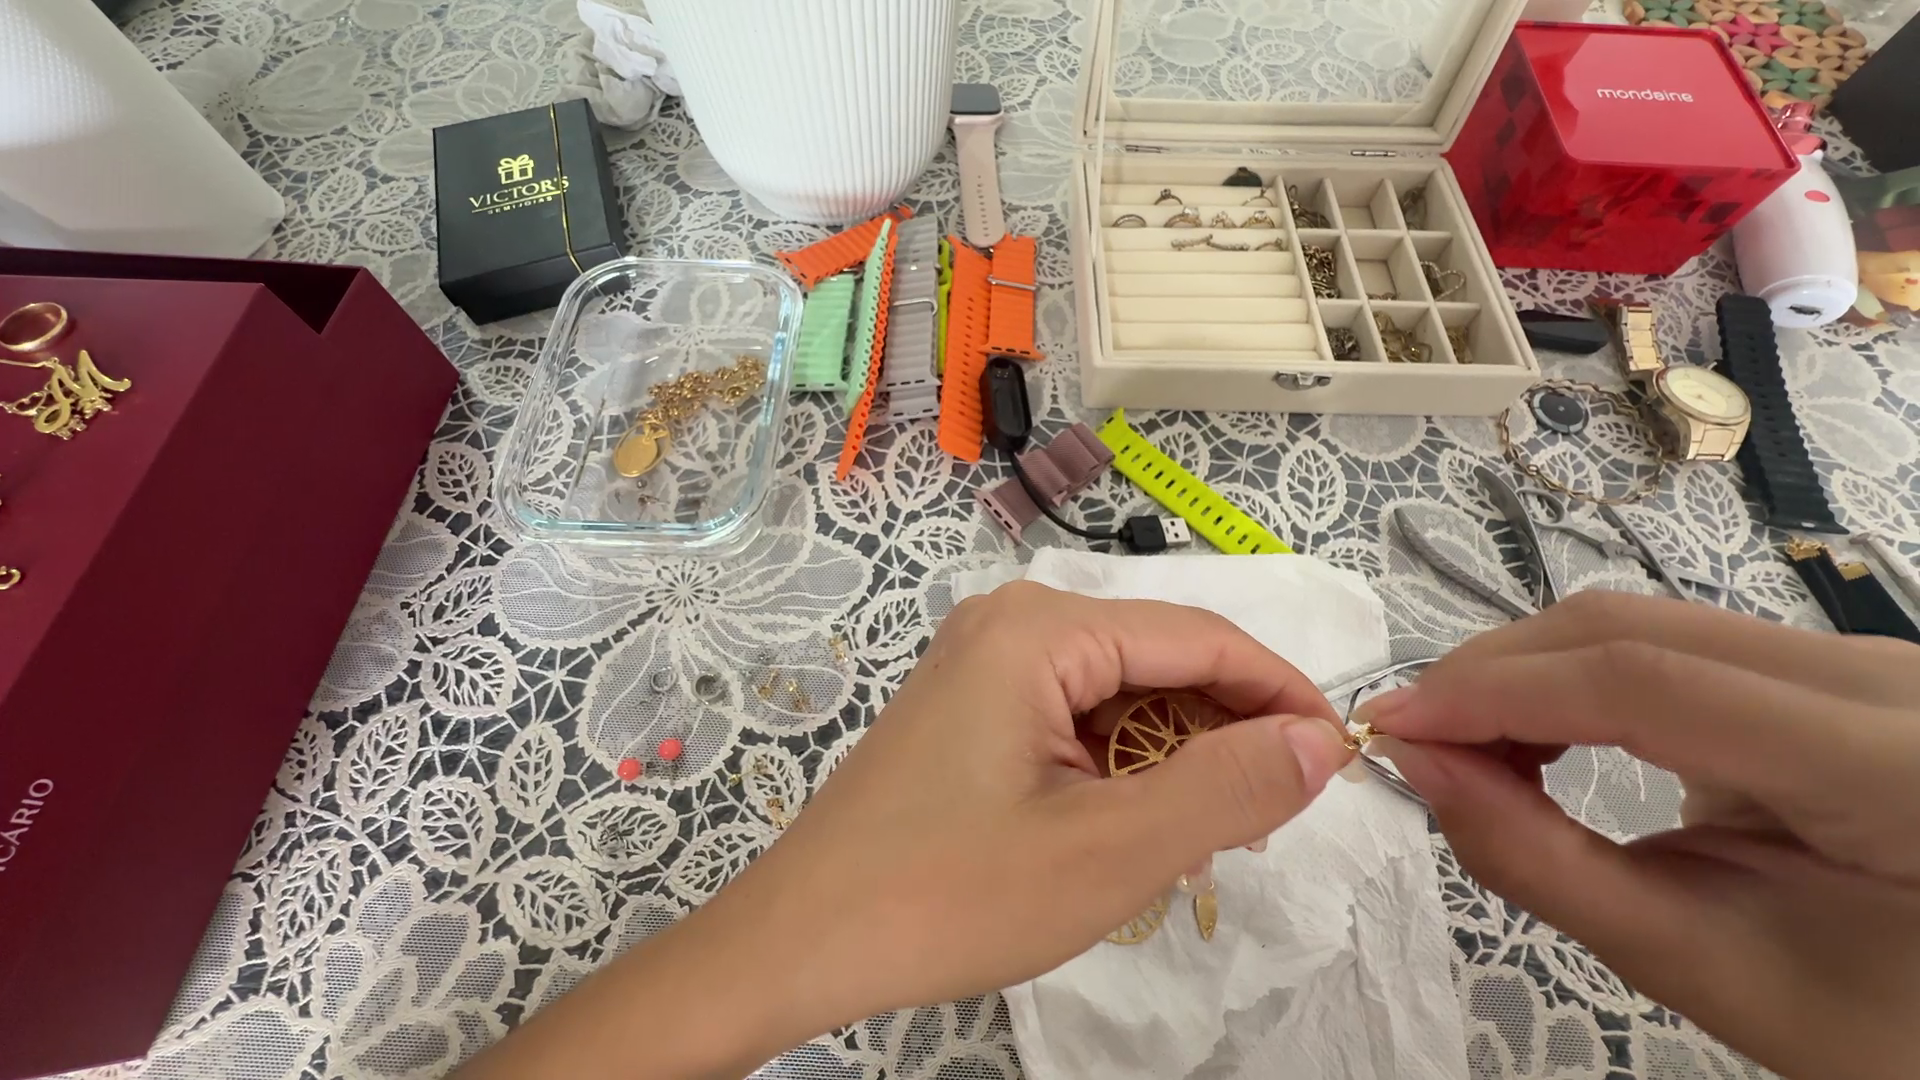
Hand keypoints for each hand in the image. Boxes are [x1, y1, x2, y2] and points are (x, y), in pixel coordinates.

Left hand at [457, 583, 1348, 1079]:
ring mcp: (985, 656)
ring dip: (1175, 747)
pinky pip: (1074, 708)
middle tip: (1271, 814)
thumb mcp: (1108, 851)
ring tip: (1209, 826)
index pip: (1200, 636)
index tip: (1340, 760)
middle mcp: (1013, 619)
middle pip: (1158, 655)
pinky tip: (1137, 812)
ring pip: (1119, 686)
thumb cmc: (950, 893)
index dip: (1281, 693)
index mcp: (1041, 628)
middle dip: (1224, 726)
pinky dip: (1121, 755)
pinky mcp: (972, 698)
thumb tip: (1318, 743)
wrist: (805, 936)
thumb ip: (1226, 788)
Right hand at [1358, 591, 1919, 1079]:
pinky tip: (1539, 736)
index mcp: (1895, 765)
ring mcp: (1851, 660)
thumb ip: (1538, 860)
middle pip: (1621, 629)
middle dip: (1487, 676)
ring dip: (1517, 676)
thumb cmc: (1877, 1020)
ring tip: (1471, 750)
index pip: (1640, 683)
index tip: (1384, 727)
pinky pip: (1652, 642)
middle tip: (1415, 743)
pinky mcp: (1813, 666)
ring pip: (1628, 623)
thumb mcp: (1703, 964)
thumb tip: (1413, 763)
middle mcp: (1881, 677)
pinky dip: (1561, 680)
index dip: (1491, 693)